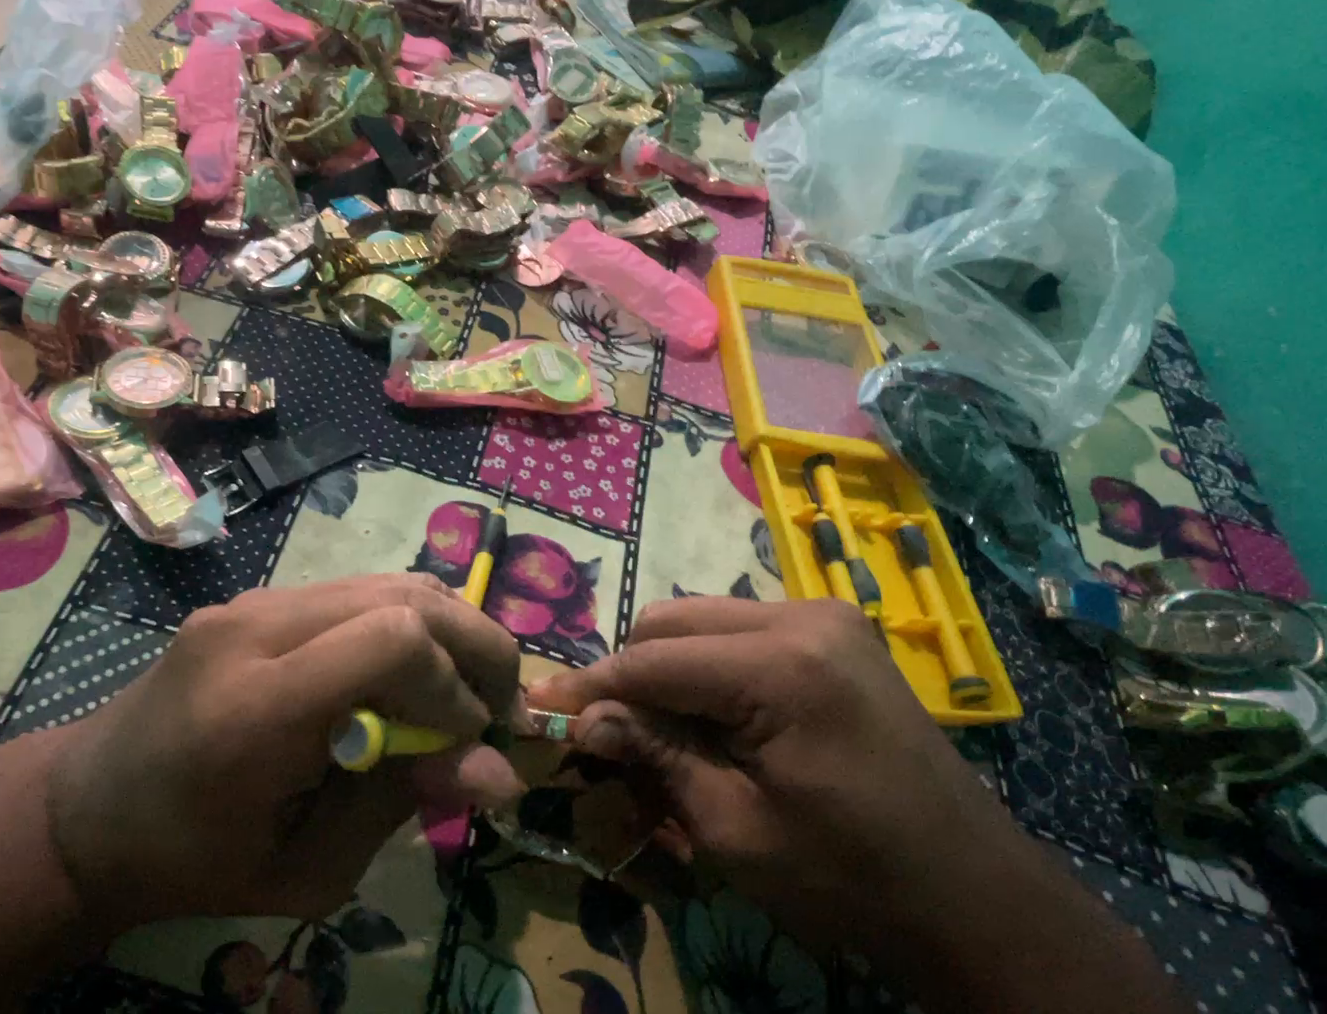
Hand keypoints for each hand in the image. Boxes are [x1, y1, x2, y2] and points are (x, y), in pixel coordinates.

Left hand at [40, 574, 523, 931]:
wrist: (89, 804)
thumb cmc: (194, 861)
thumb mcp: (307, 869)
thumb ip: (400, 801)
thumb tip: (499, 769)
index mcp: (256, 708)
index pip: (393, 641)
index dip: (455, 686)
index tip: (466, 745)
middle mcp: (253, 629)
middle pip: (404, 595)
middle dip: (474, 647)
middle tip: (495, 712)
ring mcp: (248, 602)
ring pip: (387, 582)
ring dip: (445, 632)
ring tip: (462, 695)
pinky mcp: (252, 598)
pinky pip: (353, 593)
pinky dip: (404, 626)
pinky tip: (408, 678)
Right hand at [526, 597, 1019, 948]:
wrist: (973, 893)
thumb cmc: (851, 876)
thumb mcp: (735, 827)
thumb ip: (655, 757)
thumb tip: (583, 721)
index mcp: (783, 666)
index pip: (651, 660)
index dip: (589, 686)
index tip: (537, 706)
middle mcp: (802, 617)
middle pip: (670, 623)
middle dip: (628, 674)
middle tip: (604, 731)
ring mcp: (825, 618)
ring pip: (700, 619)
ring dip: (665, 668)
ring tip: (655, 730)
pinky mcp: (835, 632)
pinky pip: (738, 630)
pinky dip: (705, 666)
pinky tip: (707, 717)